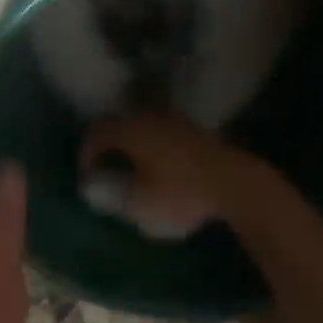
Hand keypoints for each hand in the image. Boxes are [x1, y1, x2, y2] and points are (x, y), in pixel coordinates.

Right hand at [80, 112, 240, 236]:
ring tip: (132, 171)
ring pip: (142, 127)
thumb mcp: (140, 205)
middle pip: (118, 125)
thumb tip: (92, 188)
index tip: (88, 178)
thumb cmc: (181, 195)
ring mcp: (176, 121)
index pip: (95, 133)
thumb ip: (110, 195)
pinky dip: (153, 147)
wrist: (237, 185)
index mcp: (131, 130)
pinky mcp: (196, 131)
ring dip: (131, 146)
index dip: (86, 154)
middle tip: (106, 172)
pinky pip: (163, 133)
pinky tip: (160, 168)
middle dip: (107, 147)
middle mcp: (150, 117)